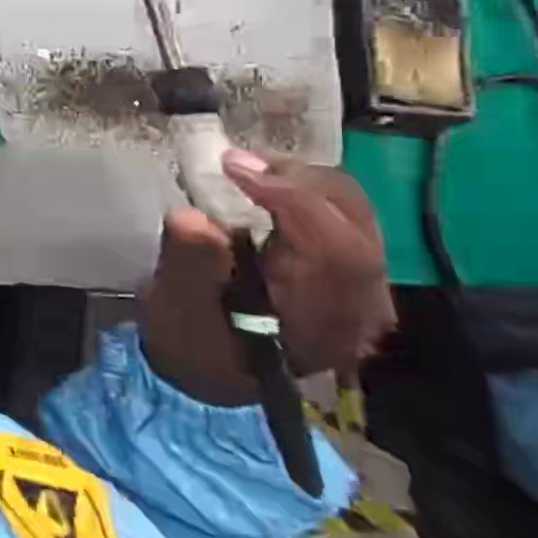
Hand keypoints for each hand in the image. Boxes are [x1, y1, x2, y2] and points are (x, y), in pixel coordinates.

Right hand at [140, 150, 396, 405]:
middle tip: (237, 161)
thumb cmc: (191, 343)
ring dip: (303, 184)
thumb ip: (188, 263)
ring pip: (356, 218)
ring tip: (247, 170)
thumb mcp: (176, 307)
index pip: (333, 245)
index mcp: (321, 317)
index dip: (288, 196)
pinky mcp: (347, 281)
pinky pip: (345, 225)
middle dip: (299, 180)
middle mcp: (360, 305)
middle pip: (355, 223)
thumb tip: (189, 216)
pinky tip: (263, 193)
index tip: (230, 166)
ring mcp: (361, 293)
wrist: (212, 376)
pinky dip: (307, 198)